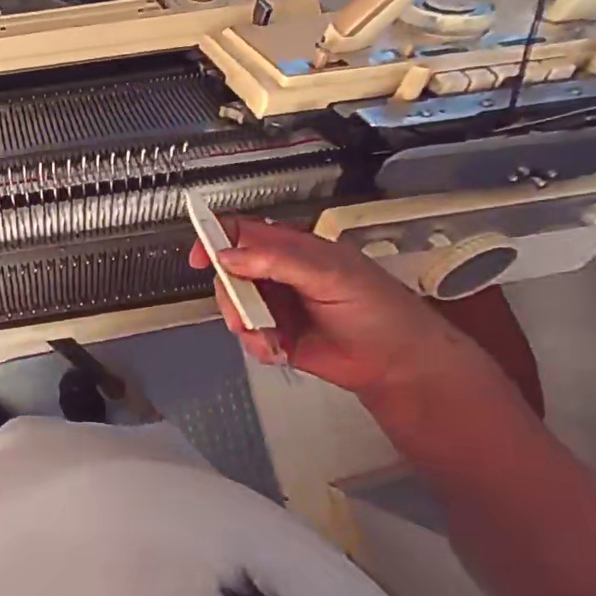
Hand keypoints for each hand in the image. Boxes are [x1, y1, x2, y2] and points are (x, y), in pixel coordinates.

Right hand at [188, 218, 489, 398]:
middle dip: (230, 295)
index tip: (200, 257)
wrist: (395, 361)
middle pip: (230, 274)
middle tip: (242, 312)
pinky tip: (278, 349)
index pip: (244, 233)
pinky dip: (257, 345)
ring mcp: (276, 306)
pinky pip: (248, 338)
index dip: (217, 239)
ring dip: (244, 324)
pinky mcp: (277, 337)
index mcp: (292, 248)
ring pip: (235, 308)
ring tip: (268, 336)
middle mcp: (279, 274)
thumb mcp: (329, 273)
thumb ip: (278, 261)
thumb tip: (229, 256)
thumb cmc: (376, 307)